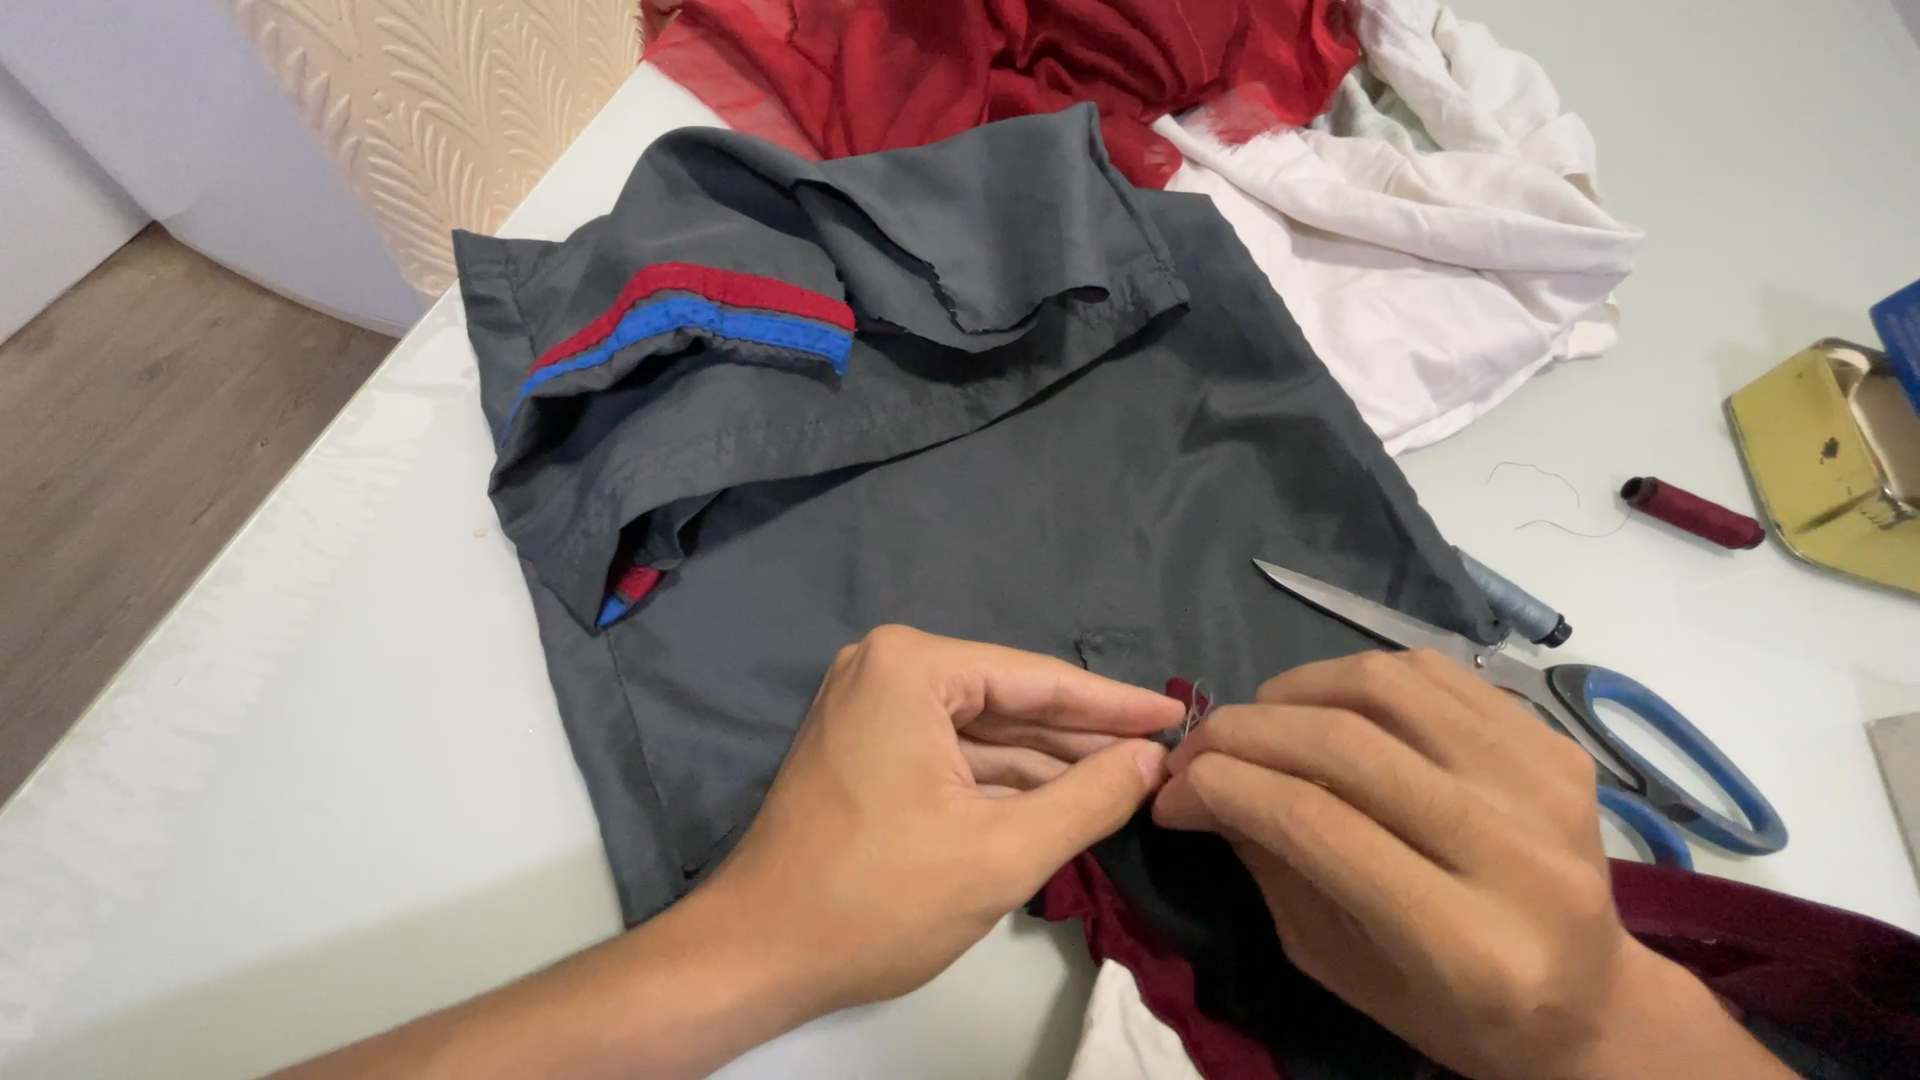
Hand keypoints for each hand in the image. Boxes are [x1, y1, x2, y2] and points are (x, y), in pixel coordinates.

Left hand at [277, 627, 1178, 1079]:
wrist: (748, 954)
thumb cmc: (864, 896)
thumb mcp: (996, 850)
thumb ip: (1079, 792)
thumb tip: (1150, 753)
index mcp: (913, 663)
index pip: (1037, 680)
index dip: (1114, 701)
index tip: (1181, 713)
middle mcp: (888, 664)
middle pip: (1012, 701)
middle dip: (1087, 727)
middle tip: (1171, 743)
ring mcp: (873, 705)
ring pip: (987, 733)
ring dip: (1049, 762)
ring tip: (1130, 775)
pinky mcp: (866, 745)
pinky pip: (960, 759)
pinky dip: (1008, 783)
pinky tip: (1061, 806)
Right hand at [1153, 650, 1792, 1079]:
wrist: (1590, 1001)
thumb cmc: (1445, 1005)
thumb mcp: (1333, 959)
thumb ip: (1266, 861)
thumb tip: (1197, 782)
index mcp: (1467, 944)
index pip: (1312, 822)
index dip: (1220, 787)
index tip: (1170, 791)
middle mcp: (1519, 855)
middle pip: (1342, 746)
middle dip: (1239, 733)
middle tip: (1195, 749)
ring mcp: (1544, 785)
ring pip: (1380, 686)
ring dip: (1290, 691)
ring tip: (1258, 721)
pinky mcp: (1553, 744)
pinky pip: (1426, 670)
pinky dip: (1350, 676)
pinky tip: (1324, 707)